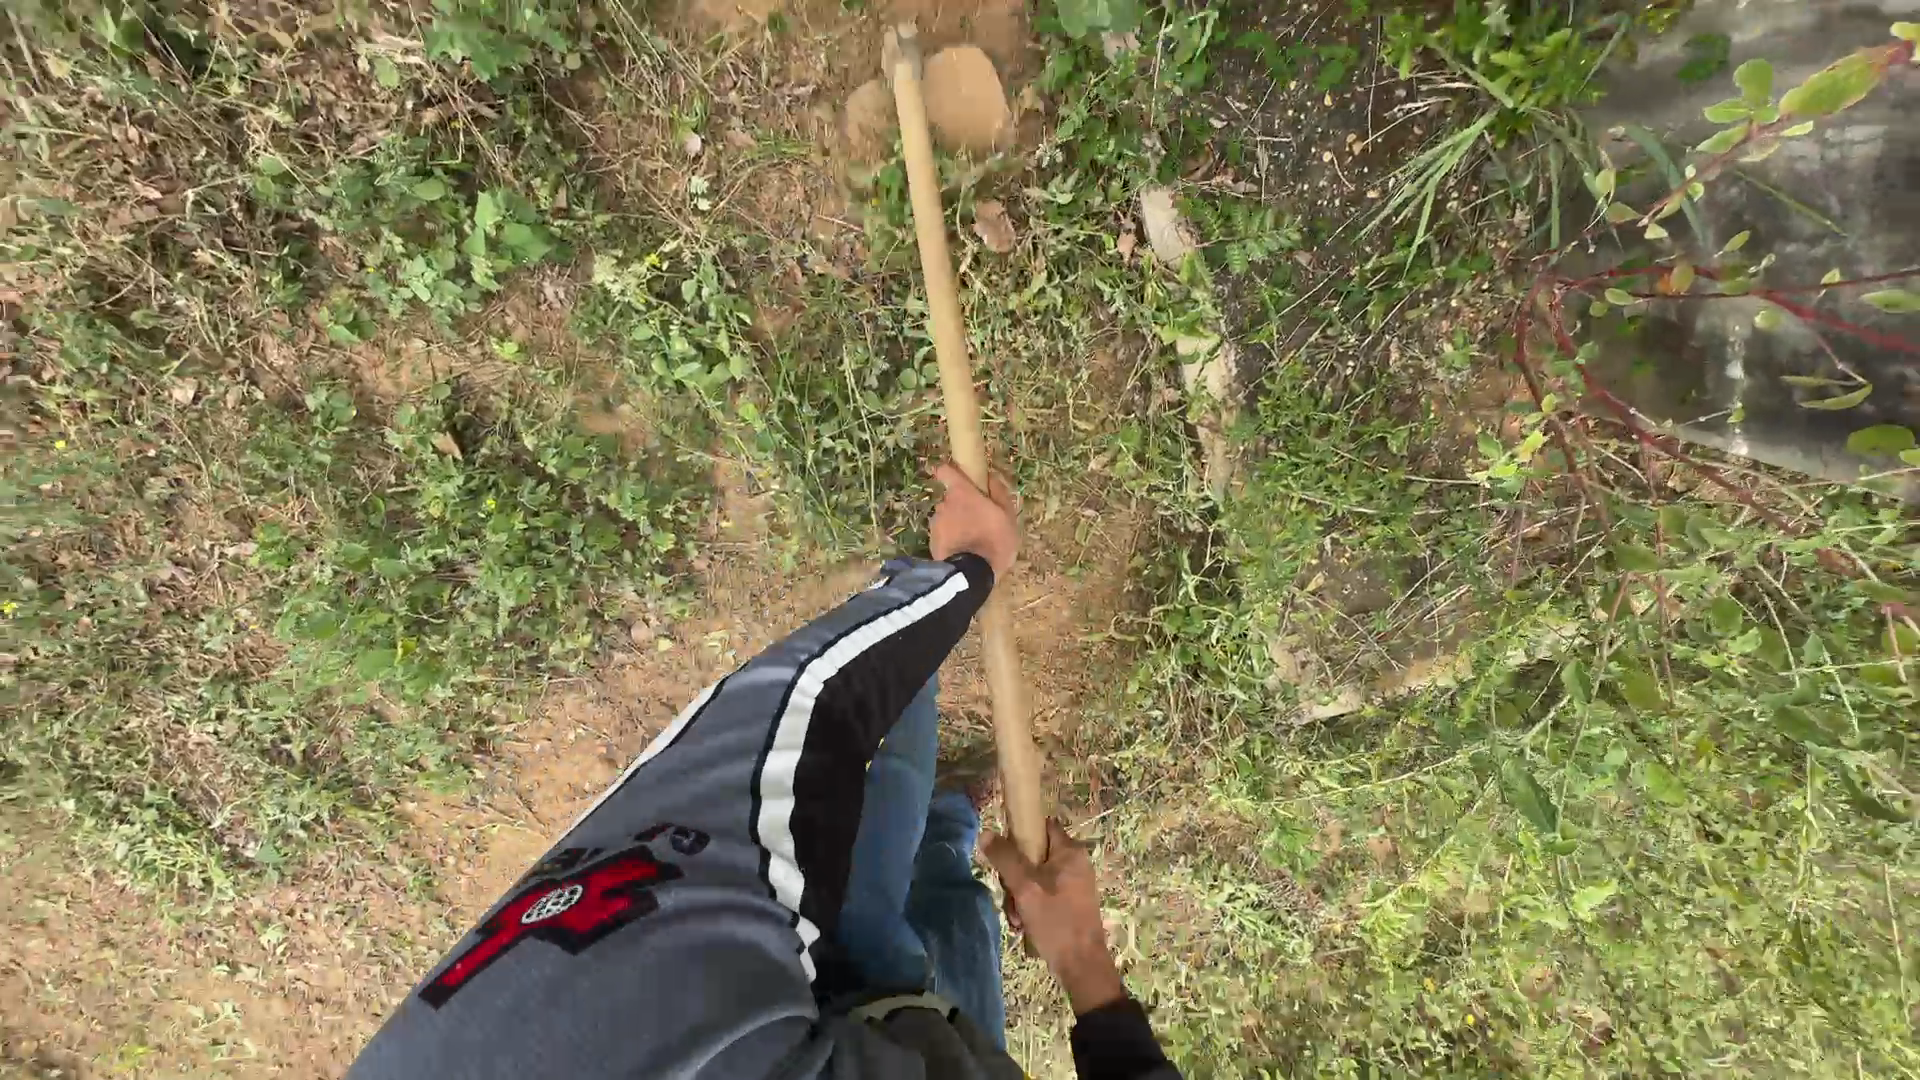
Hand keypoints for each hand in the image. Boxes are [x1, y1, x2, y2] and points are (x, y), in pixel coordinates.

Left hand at [928, 462, 1018, 580]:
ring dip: (956, 524)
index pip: (945, 470)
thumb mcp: (1008, 516)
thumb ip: (999, 493)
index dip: (950, 471)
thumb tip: (991, 476)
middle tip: (978, 520)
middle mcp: (944, 504)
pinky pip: (943, 535)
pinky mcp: (932, 543)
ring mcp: (935, 524)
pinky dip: (951, 540)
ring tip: (973, 540)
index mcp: (961, 493)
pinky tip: (964, 552)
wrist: (972, 575)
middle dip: (961, 506)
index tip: (959, 477)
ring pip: (947, 518)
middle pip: (950, 498)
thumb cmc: (994, 540)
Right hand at [982, 818, 1125, 1015]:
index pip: (1040, 825)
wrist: (1082, 968)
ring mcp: (1073, 884)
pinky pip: (1042, 894)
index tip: (1003, 852)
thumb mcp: (1025, 887)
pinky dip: (1030, 907)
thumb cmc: (1056, 921)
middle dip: (1014, 877)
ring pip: (1034, 878)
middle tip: (1009, 896)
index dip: (1019, 833)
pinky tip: (1023, 925)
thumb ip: (1005, 858)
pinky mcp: (1069, 903)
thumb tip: (986, 833)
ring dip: (1019, 896)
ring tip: (1016, 918)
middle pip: (1033, 855)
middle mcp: (1074, 863)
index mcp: (1070, 851)